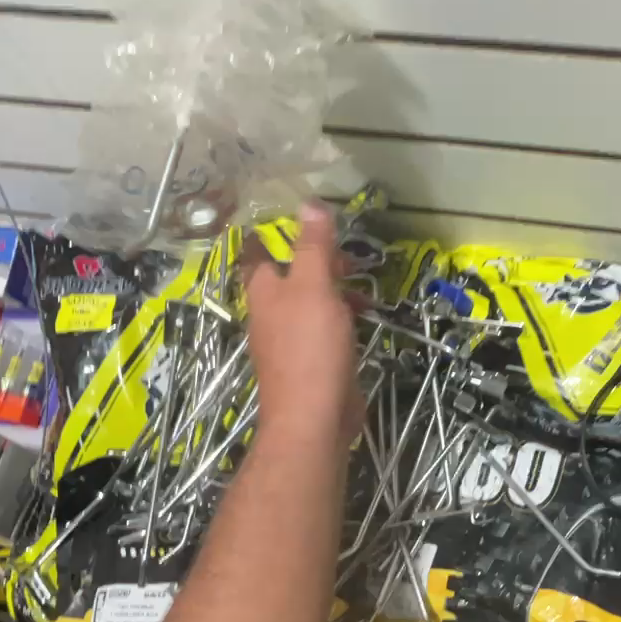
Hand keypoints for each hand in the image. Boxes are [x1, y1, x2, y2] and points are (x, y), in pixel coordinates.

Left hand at [243, 202, 362, 446]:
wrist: (313, 419)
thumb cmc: (310, 347)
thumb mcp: (314, 287)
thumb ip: (313, 247)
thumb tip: (309, 203)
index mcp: (264, 292)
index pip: (257, 254)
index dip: (267, 234)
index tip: (284, 218)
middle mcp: (271, 315)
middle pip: (288, 278)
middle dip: (314, 262)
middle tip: (345, 252)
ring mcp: (290, 342)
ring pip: (309, 305)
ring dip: (333, 291)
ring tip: (363, 284)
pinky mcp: (311, 365)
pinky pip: (323, 331)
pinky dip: (340, 318)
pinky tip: (363, 320)